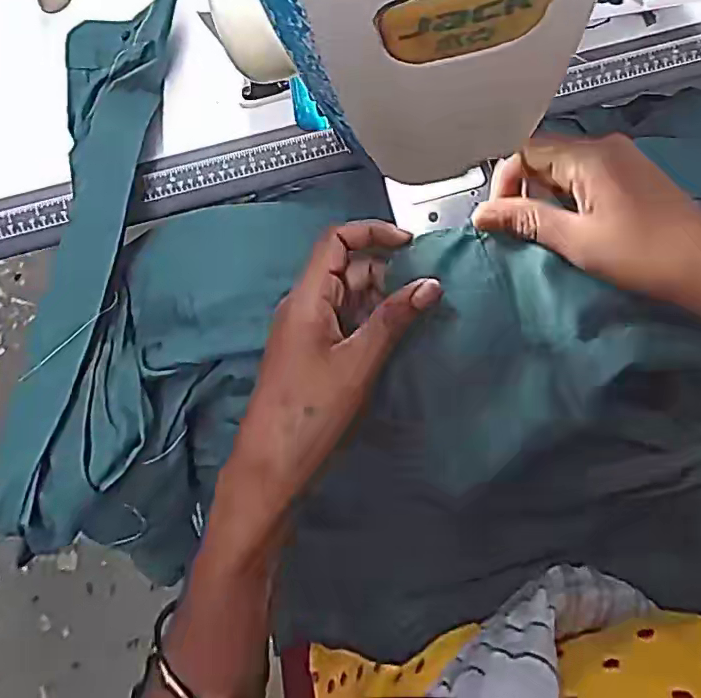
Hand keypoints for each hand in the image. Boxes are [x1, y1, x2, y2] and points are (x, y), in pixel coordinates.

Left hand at [220, 221, 441, 532]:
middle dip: (385, 273)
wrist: (270, 469)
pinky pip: (345, 321)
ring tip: (414, 317)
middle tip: (421, 292)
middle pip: (347, 267)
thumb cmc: (308, 414)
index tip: (409, 243)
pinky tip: (393, 338)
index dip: (372, 232)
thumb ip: (394, 319)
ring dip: (381, 300)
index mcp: (307, 298)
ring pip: (349, 295)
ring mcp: (307, 329)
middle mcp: (304, 306)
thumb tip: (429, 284)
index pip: (336, 240)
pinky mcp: (312, 351)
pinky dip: (370, 322)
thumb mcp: (359, 362)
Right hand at [471, 134, 700, 351]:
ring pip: (563, 167)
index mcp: (590, 155)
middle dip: (523, 189)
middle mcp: (606, 147)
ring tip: (548, 232)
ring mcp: (623, 159)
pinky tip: (575, 227)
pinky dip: (570, 198)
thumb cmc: (648, 257)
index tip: (500, 217)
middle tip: (519, 227)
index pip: (524, 150)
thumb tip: (483, 213)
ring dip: (546, 196)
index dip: (504, 182)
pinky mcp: (634, 176)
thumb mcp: (577, 241)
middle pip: (543, 156)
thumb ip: (526, 220)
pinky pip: (586, 176)